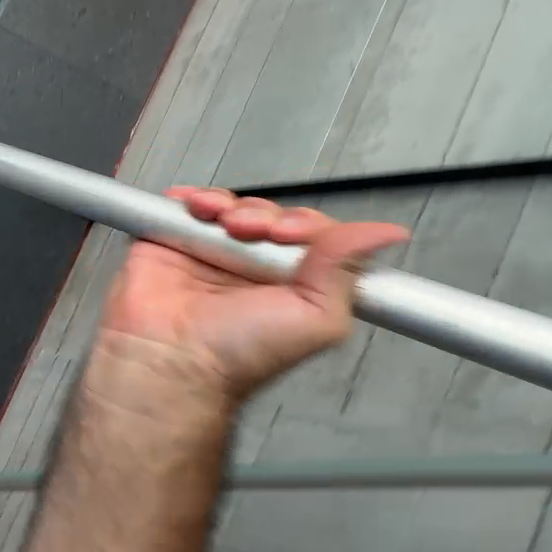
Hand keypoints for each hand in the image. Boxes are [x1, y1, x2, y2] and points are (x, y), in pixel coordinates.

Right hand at [94, 187, 408, 403]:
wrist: (170, 353)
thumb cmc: (241, 350)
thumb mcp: (317, 318)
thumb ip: (344, 272)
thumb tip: (387, 232)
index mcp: (290, 281)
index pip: (309, 234)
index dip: (303, 224)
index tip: (286, 235)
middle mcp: (249, 264)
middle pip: (266, 215)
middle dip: (262, 213)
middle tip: (249, 230)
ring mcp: (206, 253)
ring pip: (225, 207)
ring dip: (225, 203)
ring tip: (218, 219)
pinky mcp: (164, 243)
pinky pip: (176, 209)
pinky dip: (185, 198)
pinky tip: (193, 203)